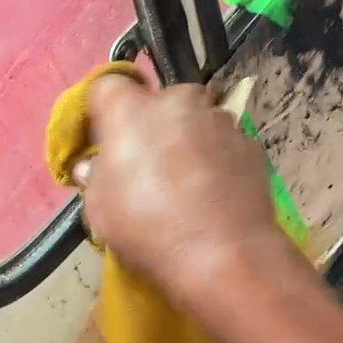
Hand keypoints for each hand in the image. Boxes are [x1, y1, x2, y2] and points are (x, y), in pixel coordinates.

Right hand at [75, 76, 310, 310]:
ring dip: (186, 141)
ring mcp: (219, 119)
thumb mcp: (100, 210)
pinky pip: (222, 144)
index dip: (103, 112)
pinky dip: (214, 160)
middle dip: (151, 125)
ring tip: (183, 184)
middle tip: (145, 166)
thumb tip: (92, 168)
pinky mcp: (250, 142)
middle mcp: (177, 102)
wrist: (222, 255)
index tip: (103, 141)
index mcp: (131, 112)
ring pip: (194, 121)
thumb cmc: (146, 229)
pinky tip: (211, 193)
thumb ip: (94, 179)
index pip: (107, 87)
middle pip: (158, 101)